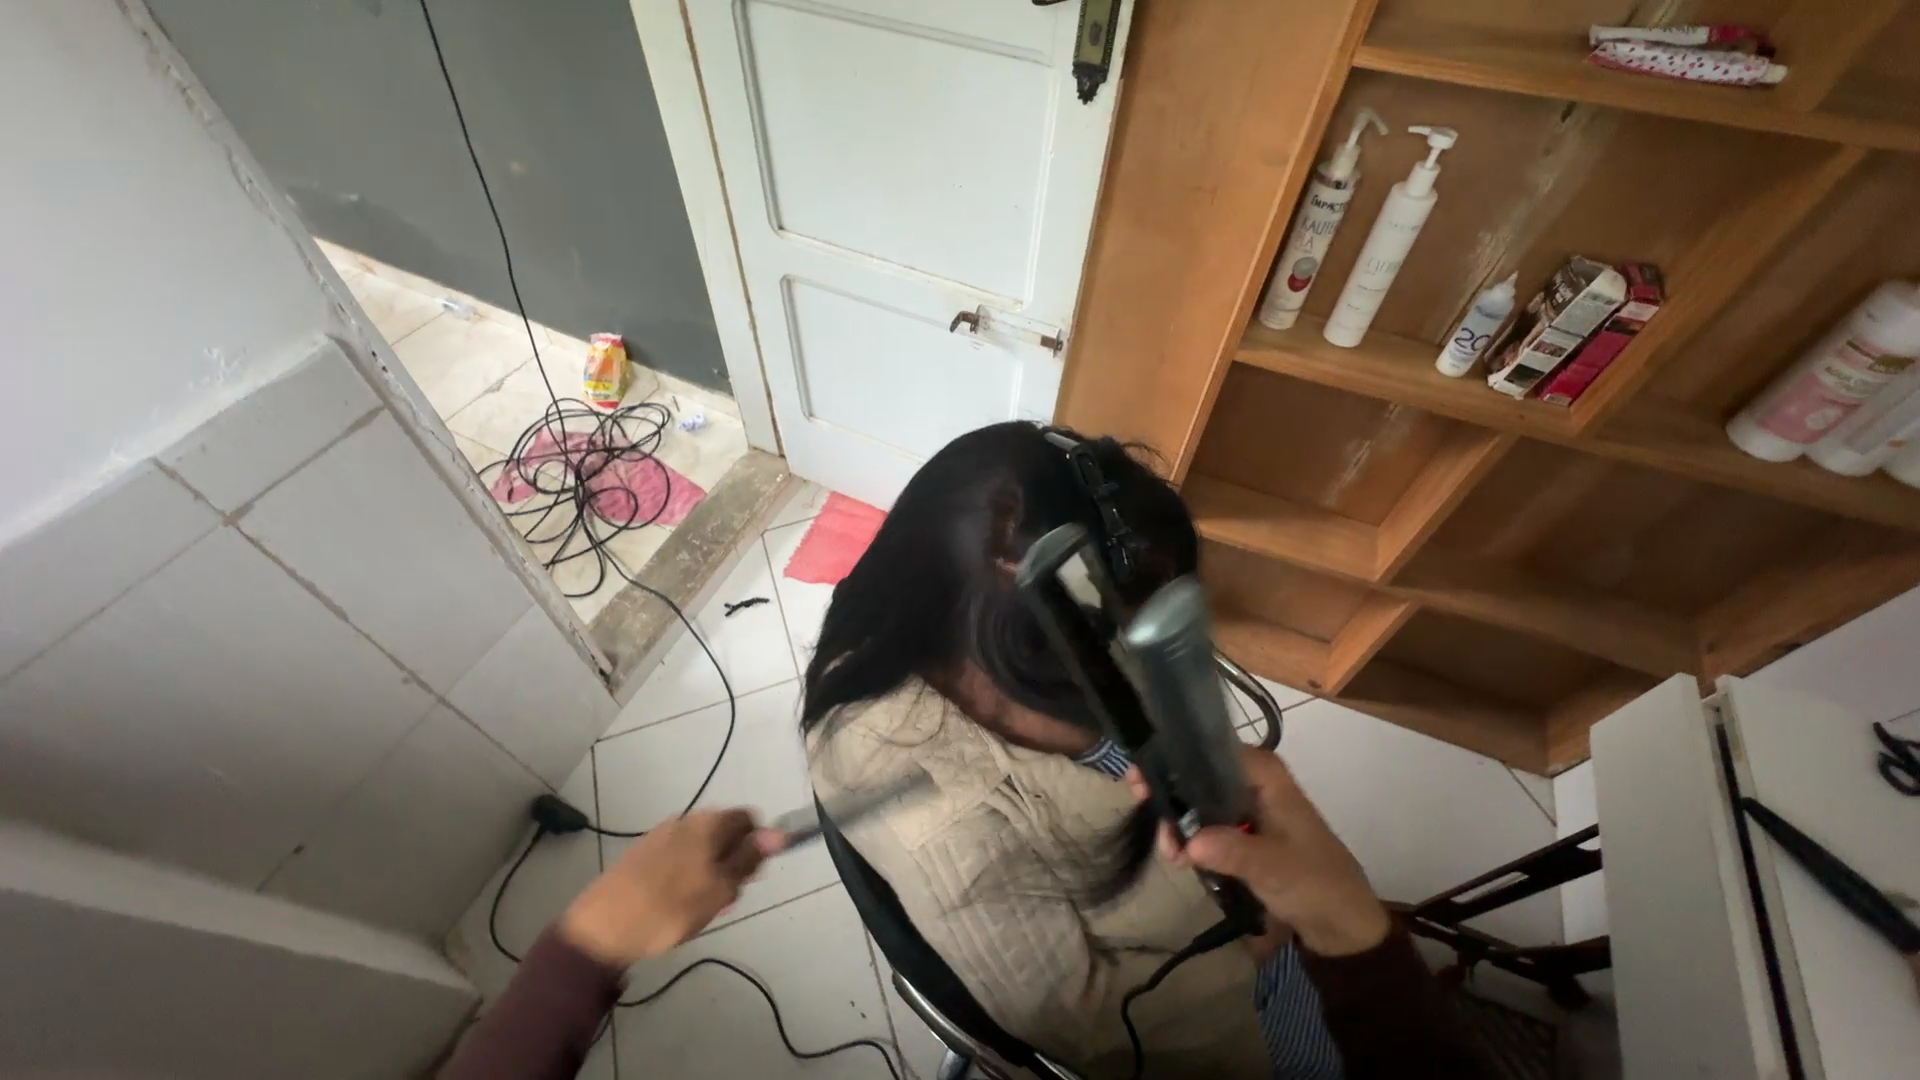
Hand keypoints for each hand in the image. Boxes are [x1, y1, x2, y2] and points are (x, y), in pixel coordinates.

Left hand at [558, 809, 786, 966]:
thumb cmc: (670, 908)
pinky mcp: (642, 855)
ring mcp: (661, 835)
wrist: (600, 929)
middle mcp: (686, 820)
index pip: (750, 819)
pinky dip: (684, 878)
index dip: (757, 845)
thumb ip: (750, 859)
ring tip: (697, 909)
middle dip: (731, 862)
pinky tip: (673, 906)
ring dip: (708, 873)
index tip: (748, 877)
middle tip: (723, 898)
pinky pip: (678, 859)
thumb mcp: (720, 887)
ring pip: (701, 849)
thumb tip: (778, 833)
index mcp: (709, 823)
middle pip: (725, 833)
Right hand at [1127, 749, 1391, 957]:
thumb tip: (1188, 842)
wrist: (1342, 926)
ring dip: (1176, 820)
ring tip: (1168, 852)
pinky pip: (1204, 823)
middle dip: (1168, 791)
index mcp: (1264, 774)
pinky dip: (1187, 836)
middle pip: (1197, 772)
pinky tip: (1178, 856)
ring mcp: (1244, 807)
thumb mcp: (1275, 867)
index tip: (1143, 777)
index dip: (1174, 758)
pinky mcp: (1240, 833)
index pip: (1211, 749)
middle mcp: (1250, 781)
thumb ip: (1233, 851)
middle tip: (1142, 806)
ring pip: (1196, 799)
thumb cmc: (1317, 884)